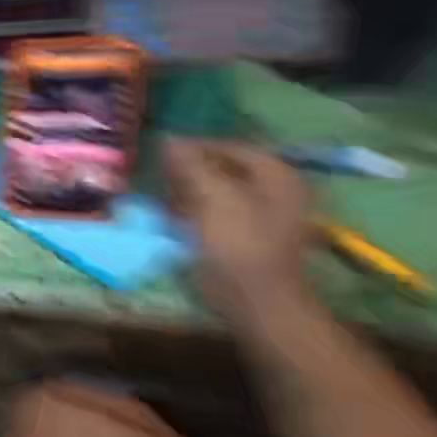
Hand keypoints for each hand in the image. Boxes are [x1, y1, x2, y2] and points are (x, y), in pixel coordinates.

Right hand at [164, 138, 310, 320]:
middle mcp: (275, 191)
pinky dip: (192, 206)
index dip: (197, 145)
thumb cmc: (239, 242)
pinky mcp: (244, 234)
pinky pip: (214, 208)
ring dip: (188, 186)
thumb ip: (191, 163)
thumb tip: (168, 137)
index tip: (161, 149)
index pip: (232, 146)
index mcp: (278, 177)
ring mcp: (261, 215)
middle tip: (158, 169)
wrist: (254, 298)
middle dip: (190, 166)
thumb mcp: (213, 195)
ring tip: (160, 189)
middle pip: (225, 167)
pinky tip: (172, 211)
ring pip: (217, 187)